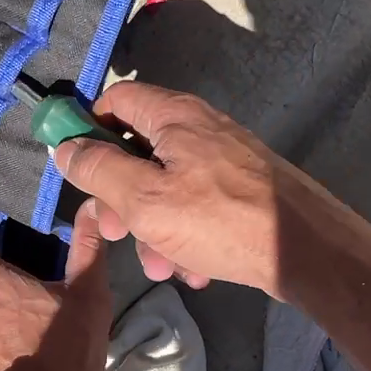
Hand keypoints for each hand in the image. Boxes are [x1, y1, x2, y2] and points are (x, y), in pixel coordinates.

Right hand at [51, 82, 347, 296]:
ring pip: (166, 187)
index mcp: (173, 116)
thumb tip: (64, 147)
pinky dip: (186, 235)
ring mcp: (223, 158)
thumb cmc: (220, 219)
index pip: (116, 101)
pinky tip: (194, 269)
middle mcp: (198, 127)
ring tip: (164, 267)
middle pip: (138, 151)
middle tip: (117, 234)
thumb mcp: (144, 199)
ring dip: (153, 229)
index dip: (88, 129)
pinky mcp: (241, 188)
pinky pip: (196, 206)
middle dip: (121, 198)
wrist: (306, 250)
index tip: (76, 169)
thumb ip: (99, 170)